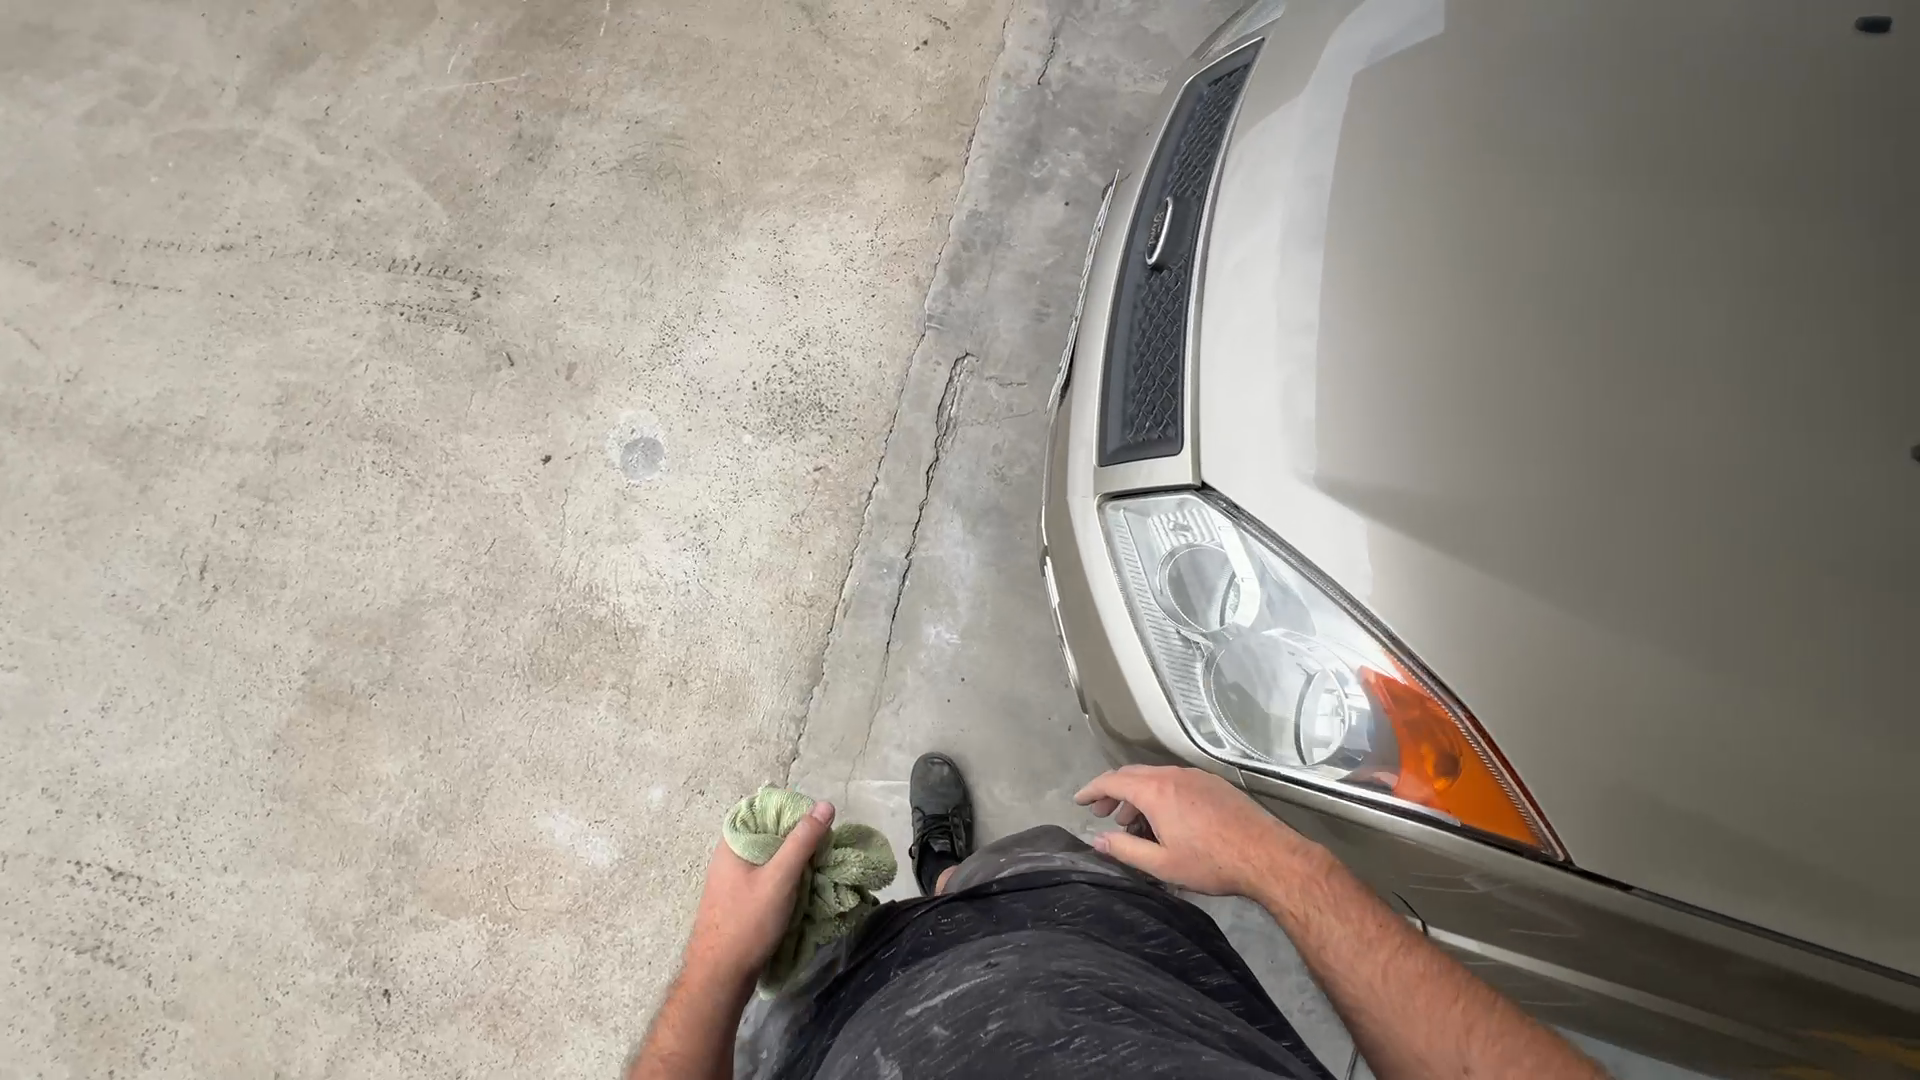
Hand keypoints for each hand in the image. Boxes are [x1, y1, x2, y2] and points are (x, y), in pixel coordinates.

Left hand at [684, 801, 834, 987]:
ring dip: (794, 860)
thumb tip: (825, 805)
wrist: (719, 978)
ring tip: (818, 866)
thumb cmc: (747, 923)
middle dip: (798, 838)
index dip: (792, 811)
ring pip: (771, 856)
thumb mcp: (780, 877)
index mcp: (733, 842)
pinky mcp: (740, 898)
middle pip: (770, 832)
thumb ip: (802, 840)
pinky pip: (767, 875)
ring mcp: (734, 878)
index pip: (765, 809)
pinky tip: (803, 887)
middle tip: (823, 846)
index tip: (818, 822)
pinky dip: (786, 877)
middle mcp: (730, 855)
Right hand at [1075, 765, 1311, 896]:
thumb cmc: (1211, 862)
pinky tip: (1164, 818)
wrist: (1267, 855)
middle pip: (1131, 775)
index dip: (1091, 789)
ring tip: (1131, 820)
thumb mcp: (1162, 864)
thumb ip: (1125, 850)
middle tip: (1101, 813)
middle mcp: (1172, 775)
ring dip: (1136, 794)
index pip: (1112, 780)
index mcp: (1155, 791)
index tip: (1078, 800)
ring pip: (1154, 777)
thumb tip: (1098, 840)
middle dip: (1112, 791)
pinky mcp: (1213, 784)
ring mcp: (1195, 777)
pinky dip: (1158, 793)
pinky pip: (1174, 781)